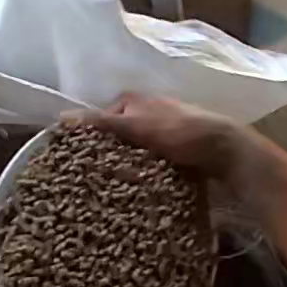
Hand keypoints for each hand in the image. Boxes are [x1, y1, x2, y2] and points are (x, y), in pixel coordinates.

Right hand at [70, 94, 250, 176]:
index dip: (91, 139)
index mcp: (133, 100)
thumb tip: (61, 118)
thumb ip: (100, 123)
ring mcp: (162, 129)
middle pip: (117, 135)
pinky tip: (140, 186)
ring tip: (116, 187)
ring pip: (134, 149)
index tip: (82, 162)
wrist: (225, 149)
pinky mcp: (175, 147)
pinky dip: (144, 170)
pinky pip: (150, 160)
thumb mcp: (135, 126)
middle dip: (109, 154)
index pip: (100, 119)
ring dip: (127, 165)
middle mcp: (146, 110)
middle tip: (98, 178)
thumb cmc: (179, 132)